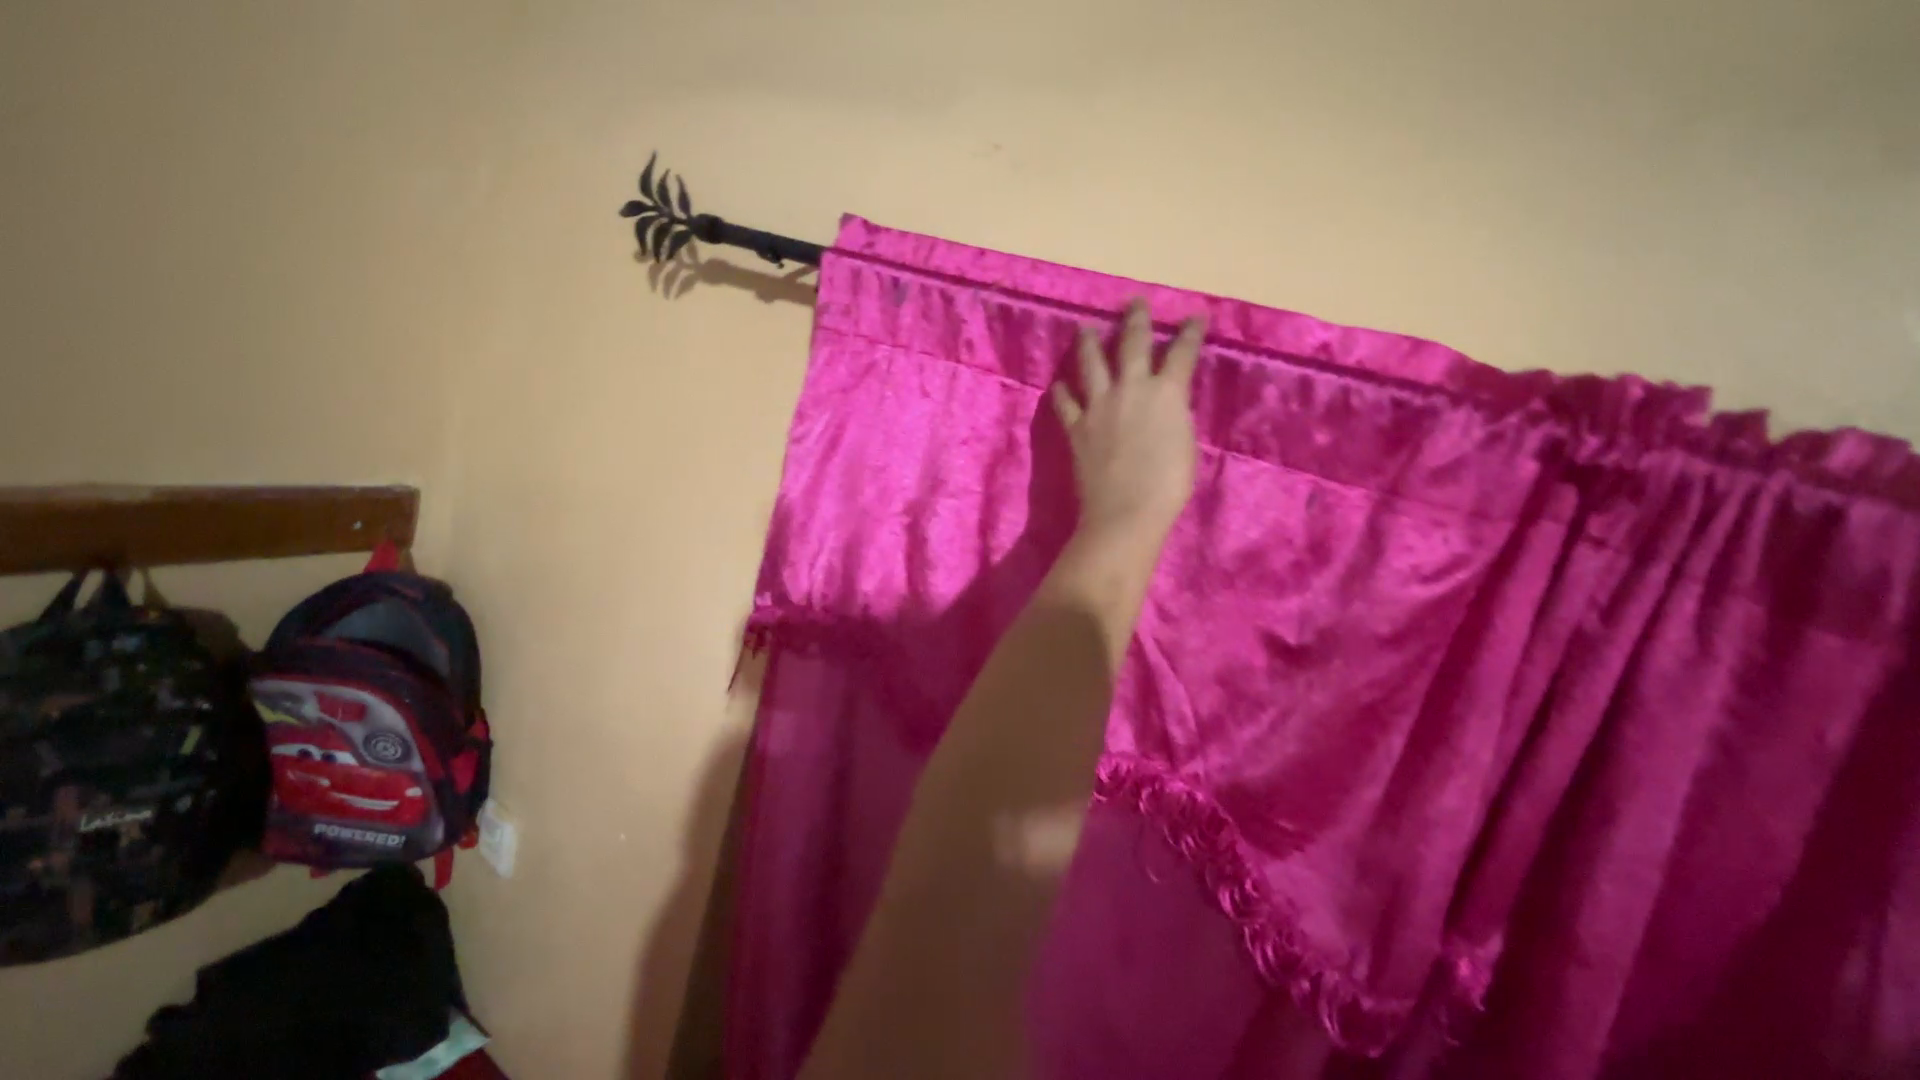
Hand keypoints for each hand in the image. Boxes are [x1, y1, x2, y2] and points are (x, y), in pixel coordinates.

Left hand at [1051, 298, 1205, 558]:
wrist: (1125, 511)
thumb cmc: (1167, 485)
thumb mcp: (1185, 443)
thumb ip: (1175, 416)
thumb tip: (1167, 404)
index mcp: (1166, 393)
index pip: (1182, 353)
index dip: (1190, 333)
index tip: (1195, 316)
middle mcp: (1130, 388)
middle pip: (1132, 344)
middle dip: (1135, 320)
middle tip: (1134, 303)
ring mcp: (1098, 405)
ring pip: (1091, 363)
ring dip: (1089, 342)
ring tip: (1086, 329)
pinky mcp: (1075, 426)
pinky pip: (1064, 401)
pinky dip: (1061, 390)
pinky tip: (1058, 384)